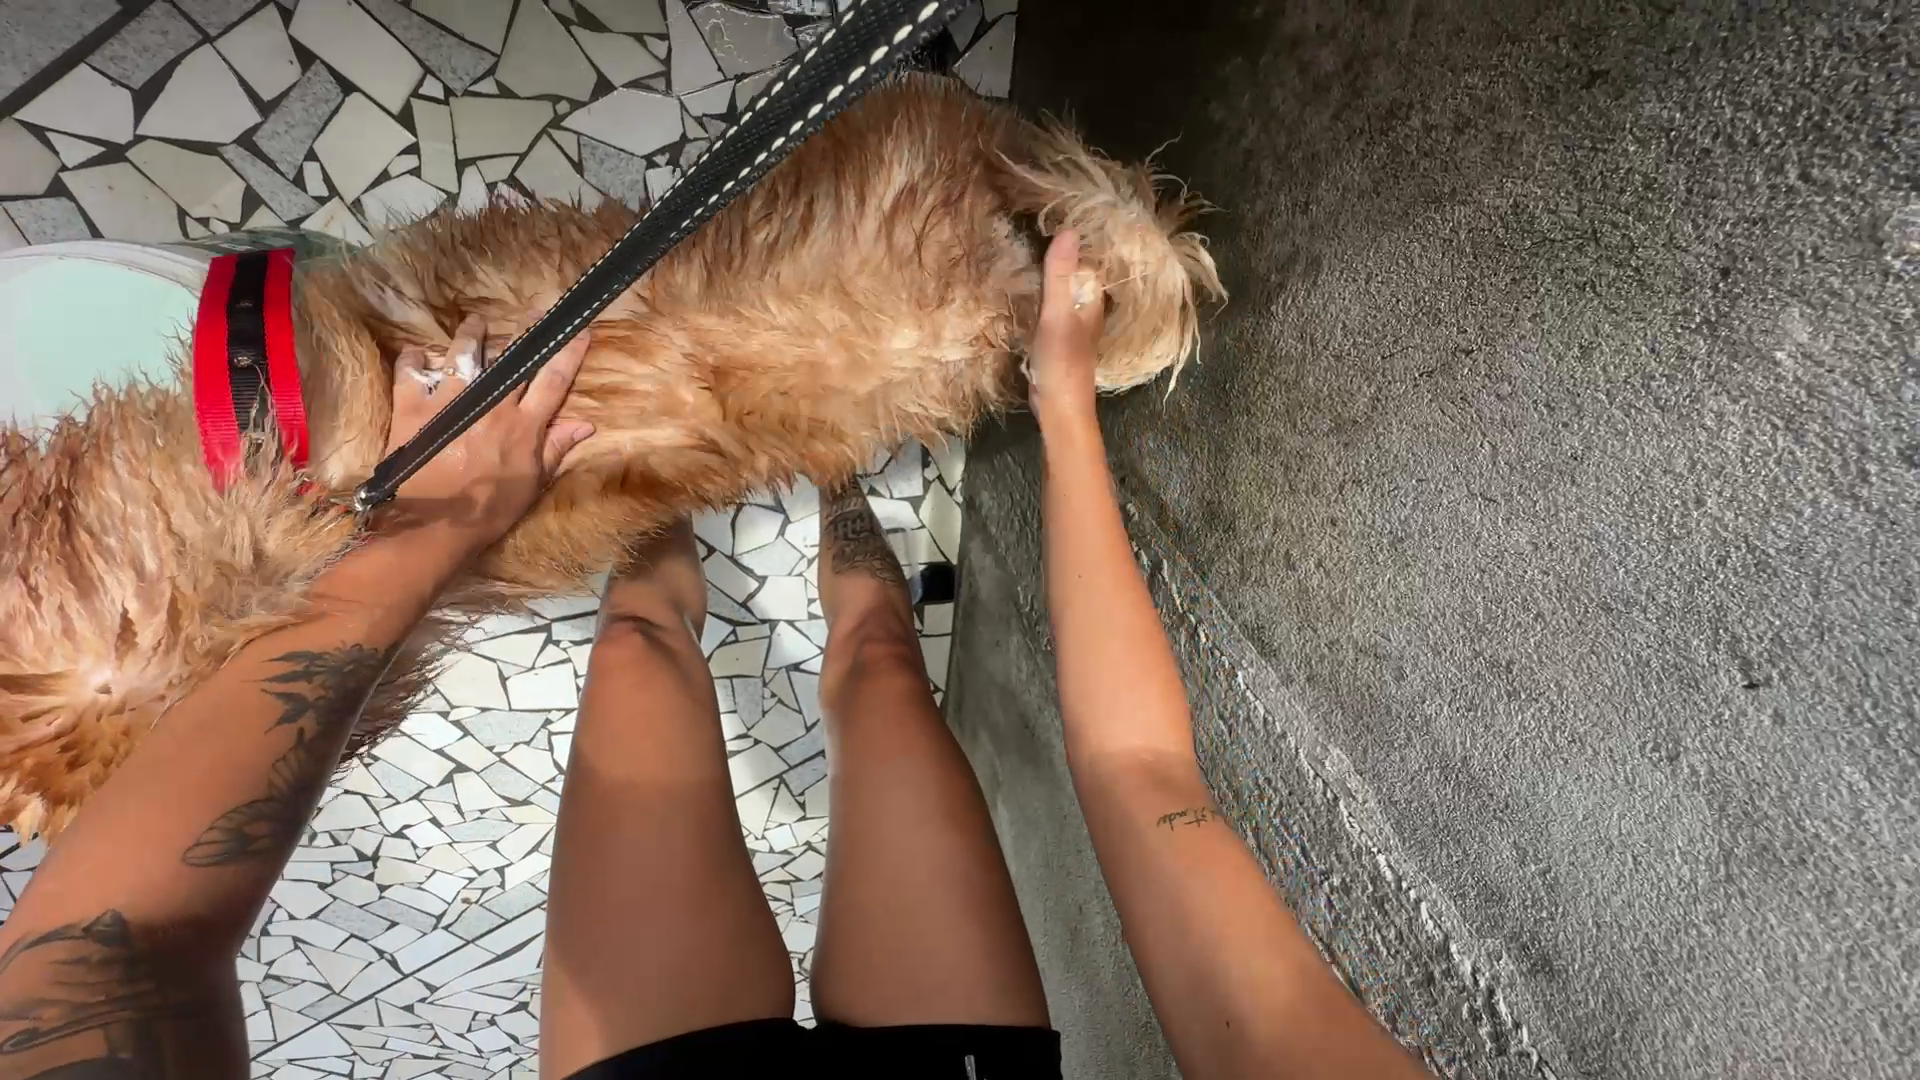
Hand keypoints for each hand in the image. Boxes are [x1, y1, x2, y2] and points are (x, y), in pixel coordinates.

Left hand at [379, 313, 594, 553]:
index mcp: (524, 427)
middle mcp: (490, 407)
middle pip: (512, 359)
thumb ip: (556, 449)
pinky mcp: (412, 409)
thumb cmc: (491, 509)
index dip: (568, 353)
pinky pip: (412, 371)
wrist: (434, 526)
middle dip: (527, 331)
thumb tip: (586, 425)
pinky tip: (421, 353)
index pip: (553, 381)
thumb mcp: (533, 483)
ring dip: (473, 335)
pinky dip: (417, 359)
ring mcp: (450, 404)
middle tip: (535, 309)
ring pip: (464, 355)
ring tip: (476, 322)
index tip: (579, 330)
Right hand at [1028, 229, 1103, 428]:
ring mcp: (1072, 324)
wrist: (1058, 409)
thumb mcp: (1058, 315)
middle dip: (1059, 253)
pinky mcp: (1056, 338)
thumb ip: (1061, 276)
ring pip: (1060, 290)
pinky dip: (1038, 296)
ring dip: (1046, 275)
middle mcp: (1087, 308)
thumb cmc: (1062, 363)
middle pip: (1074, 272)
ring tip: (1023, 247)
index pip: (1088, 257)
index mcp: (1094, 300)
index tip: (1053, 211)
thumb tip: (1070, 229)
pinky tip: (1022, 287)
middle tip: (1031, 223)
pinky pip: (1048, 308)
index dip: (1075, 236)